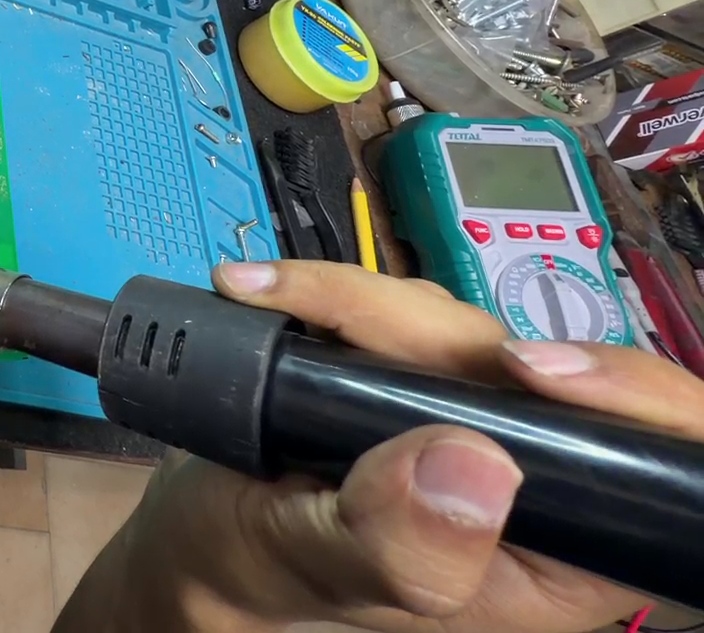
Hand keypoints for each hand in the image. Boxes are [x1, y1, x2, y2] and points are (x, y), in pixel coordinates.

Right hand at [63, 260, 703, 632]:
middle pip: (514, 360)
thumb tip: (477, 461)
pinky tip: (257, 291)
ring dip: (337, 294)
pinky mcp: (390, 370)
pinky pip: (378, 306)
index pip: (667, 468)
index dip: (637, 401)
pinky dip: (312, 287)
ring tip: (252, 294)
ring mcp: (454, 410)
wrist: (201, 532)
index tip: (523, 367)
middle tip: (289, 300)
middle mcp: (527, 469)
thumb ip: (402, 544)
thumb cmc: (267, 571)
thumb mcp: (322, 569)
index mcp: (562, 547)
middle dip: (398, 320)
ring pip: (437, 318)